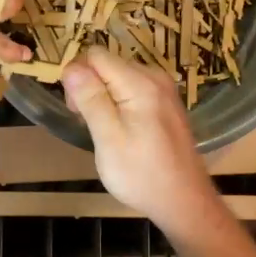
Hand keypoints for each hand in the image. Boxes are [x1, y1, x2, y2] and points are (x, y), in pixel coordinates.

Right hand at [60, 48, 222, 237]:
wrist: (184, 201)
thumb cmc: (142, 174)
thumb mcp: (109, 139)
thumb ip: (90, 99)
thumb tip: (71, 67)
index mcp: (140, 82)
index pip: (95, 55)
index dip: (78, 77)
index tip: (77, 110)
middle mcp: (154, 77)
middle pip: (108, 63)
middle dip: (90, 86)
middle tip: (89, 124)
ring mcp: (163, 89)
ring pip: (118, 76)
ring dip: (104, 96)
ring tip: (106, 131)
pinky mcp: (166, 103)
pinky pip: (133, 88)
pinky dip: (120, 102)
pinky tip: (123, 130)